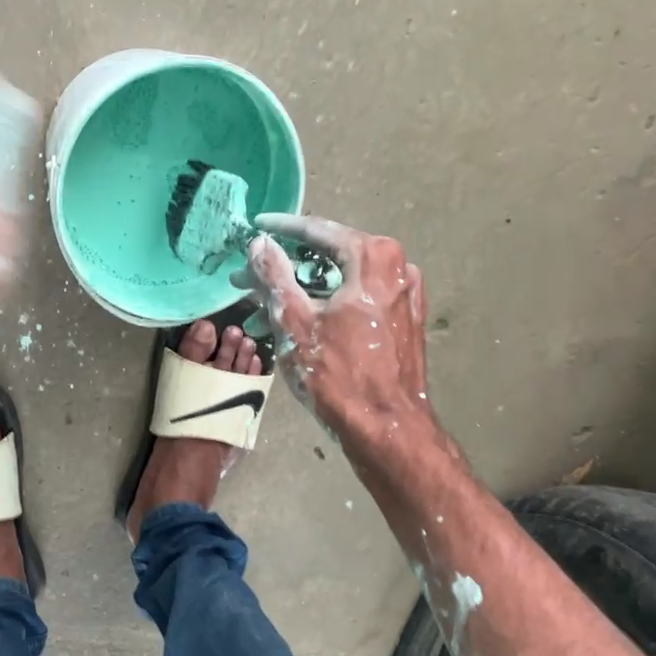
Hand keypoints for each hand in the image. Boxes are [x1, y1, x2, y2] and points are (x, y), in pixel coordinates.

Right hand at [232, 214, 434, 441]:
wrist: (388, 428)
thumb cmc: (339, 375)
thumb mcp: (295, 322)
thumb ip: (274, 276)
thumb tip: (259, 244)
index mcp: (374, 258)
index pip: (318, 231)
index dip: (281, 229)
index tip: (256, 227)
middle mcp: (398, 267)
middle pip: (331, 257)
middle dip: (287, 267)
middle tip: (250, 277)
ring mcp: (406, 295)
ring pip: (344, 282)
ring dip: (304, 291)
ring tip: (265, 308)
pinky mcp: (405, 321)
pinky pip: (360, 301)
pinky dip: (329, 305)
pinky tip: (301, 323)